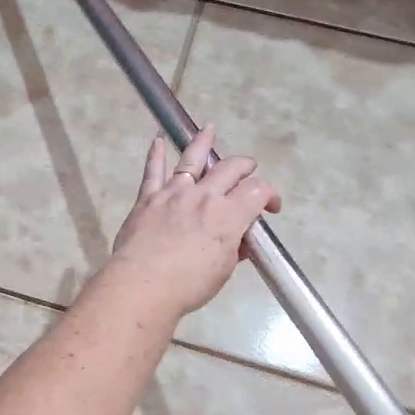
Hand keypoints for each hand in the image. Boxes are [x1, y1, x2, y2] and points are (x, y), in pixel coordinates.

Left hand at [100, 126, 281, 321]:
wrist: (143, 284)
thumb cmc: (189, 284)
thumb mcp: (223, 269)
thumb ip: (233, 248)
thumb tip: (238, 239)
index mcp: (228, 215)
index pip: (258, 191)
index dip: (270, 195)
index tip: (271, 208)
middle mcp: (204, 196)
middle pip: (230, 169)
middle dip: (244, 166)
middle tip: (248, 168)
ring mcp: (174, 193)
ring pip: (192, 160)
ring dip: (203, 142)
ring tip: (209, 129)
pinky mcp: (148, 198)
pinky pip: (153, 172)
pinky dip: (156, 156)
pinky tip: (157, 142)